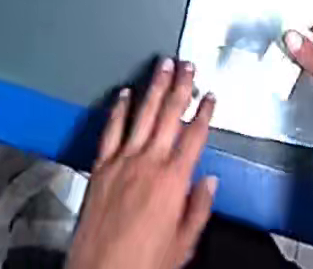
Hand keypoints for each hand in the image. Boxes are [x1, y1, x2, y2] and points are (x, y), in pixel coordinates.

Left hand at [67, 58, 217, 268]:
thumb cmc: (144, 266)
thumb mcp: (182, 246)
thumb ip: (198, 209)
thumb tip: (210, 180)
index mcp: (174, 180)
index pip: (195, 136)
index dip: (204, 112)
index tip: (210, 95)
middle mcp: (150, 162)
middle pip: (169, 114)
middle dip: (181, 86)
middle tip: (188, 64)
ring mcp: (123, 161)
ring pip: (143, 114)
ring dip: (155, 86)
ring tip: (164, 64)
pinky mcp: (101, 167)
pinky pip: (112, 130)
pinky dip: (119, 109)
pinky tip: (125, 92)